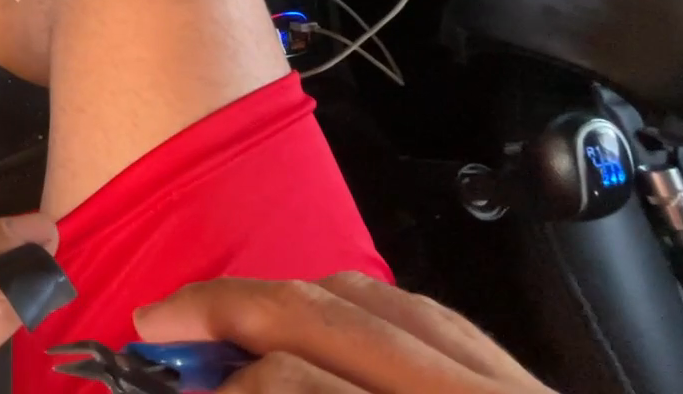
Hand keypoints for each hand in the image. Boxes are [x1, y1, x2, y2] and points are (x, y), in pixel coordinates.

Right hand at [133, 272, 553, 392]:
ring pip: (366, 297)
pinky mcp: (527, 385)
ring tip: (221, 318)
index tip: (169, 389)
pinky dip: (346, 302)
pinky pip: (417, 310)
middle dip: (222, 310)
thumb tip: (228, 388)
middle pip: (324, 315)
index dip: (229, 384)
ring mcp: (514, 388)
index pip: (299, 382)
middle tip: (155, 323)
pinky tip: (311, 314)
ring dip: (276, 298)